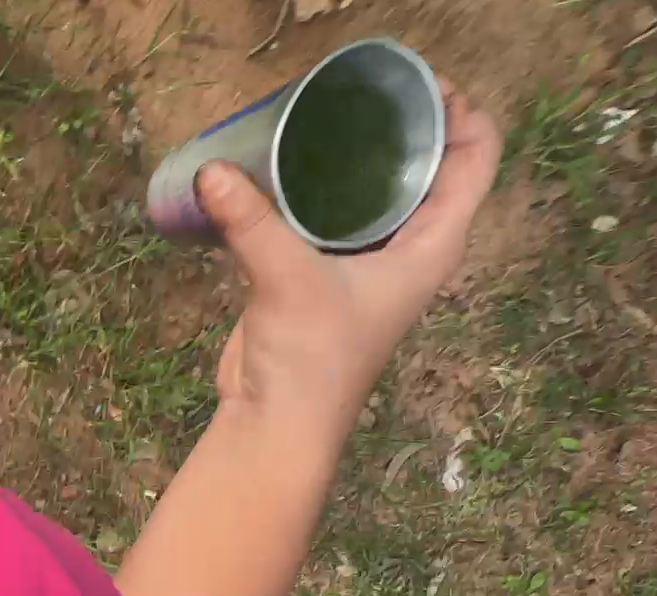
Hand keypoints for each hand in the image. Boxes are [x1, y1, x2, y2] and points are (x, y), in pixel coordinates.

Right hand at [199, 80, 499, 442]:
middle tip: (352, 106)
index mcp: (431, 245)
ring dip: (343, 173)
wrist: (275, 420)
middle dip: (393, 137)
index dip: (457, 115)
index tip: (412, 88)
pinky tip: (275, 190)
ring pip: (362, 205)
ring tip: (311, 136)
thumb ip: (251, 222)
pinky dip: (303, 206)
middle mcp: (403, 253)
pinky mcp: (309, 287)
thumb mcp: (287, 279)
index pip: (472, 159)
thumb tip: (210, 171)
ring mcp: (356, 272)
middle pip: (418, 176)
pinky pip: (317, 231)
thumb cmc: (311, 353)